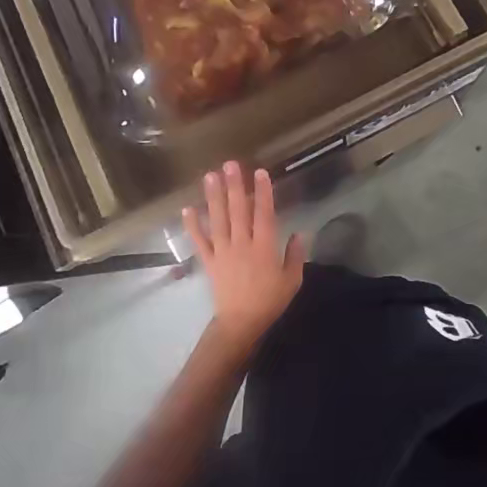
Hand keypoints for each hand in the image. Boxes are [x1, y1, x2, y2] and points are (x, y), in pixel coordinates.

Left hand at [184, 162, 306, 348]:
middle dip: (234, 186)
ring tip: (210, 176)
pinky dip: (192, 225)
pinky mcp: (209, 261)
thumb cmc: (270, 302)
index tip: (260, 173)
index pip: (264, 214)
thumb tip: (300, 233)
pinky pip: (199, 241)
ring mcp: (222, 251)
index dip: (263, 192)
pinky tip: (187, 209)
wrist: (241, 322)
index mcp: (264, 247)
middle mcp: (242, 244)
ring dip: (213, 197)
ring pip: (217, 219)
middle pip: (237, 210)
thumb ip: (295, 255)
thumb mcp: (292, 281)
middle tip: (230, 164)